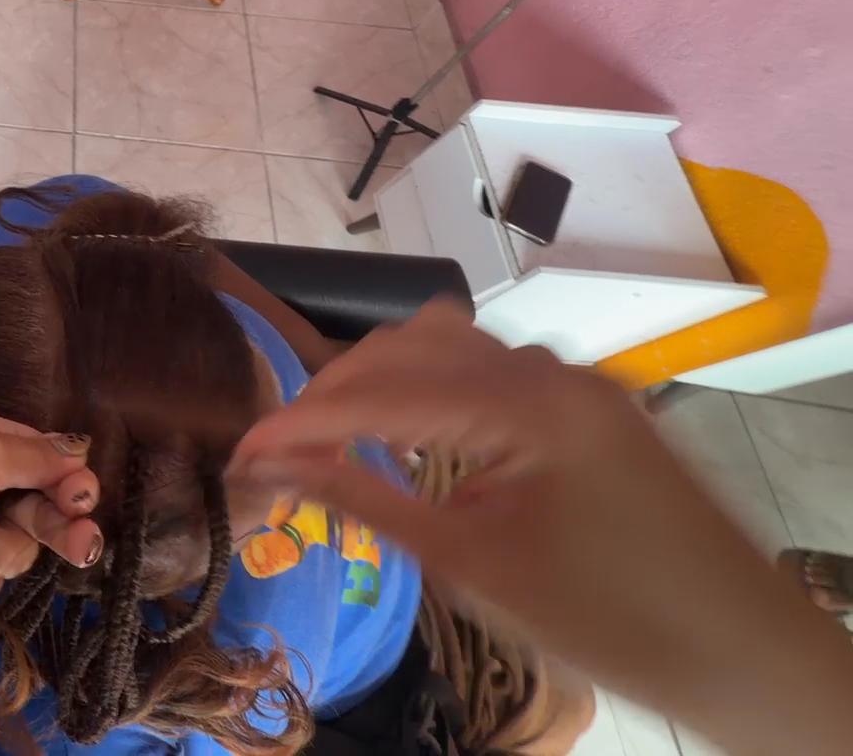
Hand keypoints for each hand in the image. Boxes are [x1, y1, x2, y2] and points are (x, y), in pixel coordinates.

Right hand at [225, 300, 852, 754]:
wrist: (763, 665)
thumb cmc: (611, 624)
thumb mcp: (468, 566)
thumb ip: (361, 498)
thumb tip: (268, 466)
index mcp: (527, 408)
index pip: (377, 396)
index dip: (297, 421)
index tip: (240, 450)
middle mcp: (546, 370)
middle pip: (400, 348)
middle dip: (328, 391)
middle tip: (283, 446)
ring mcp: (568, 377)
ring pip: (437, 338)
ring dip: (374, 374)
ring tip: (337, 427)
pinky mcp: (579, 396)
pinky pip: (477, 359)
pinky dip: (421, 380)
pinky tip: (407, 424)